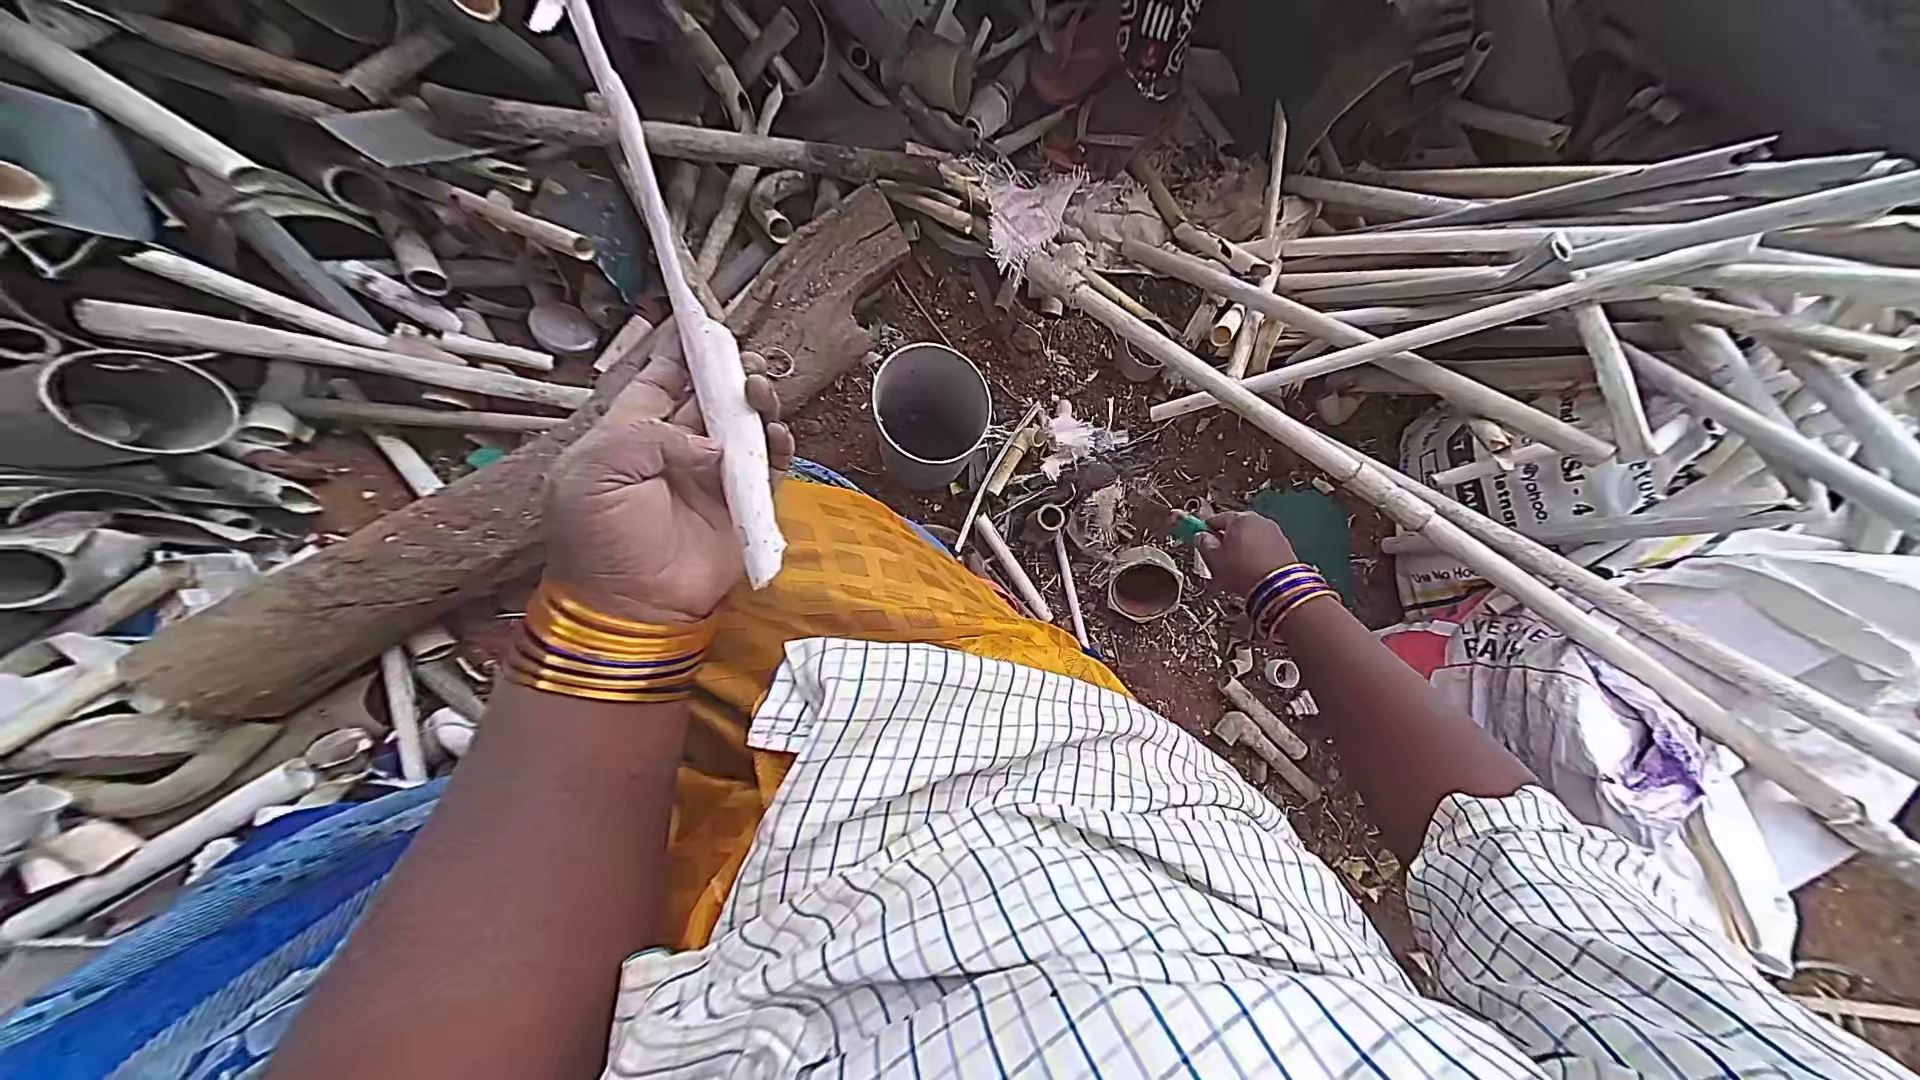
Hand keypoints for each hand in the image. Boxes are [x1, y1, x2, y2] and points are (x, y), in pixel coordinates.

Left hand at [544, 353, 793, 624]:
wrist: (636, 607)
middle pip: (712, 397)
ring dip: (758, 406)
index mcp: (633, 433)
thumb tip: (712, 444)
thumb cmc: (602, 541)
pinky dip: (780, 448)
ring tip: (761, 394)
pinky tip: (778, 437)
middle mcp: (678, 448)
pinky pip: (771, 467)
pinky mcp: (746, 503)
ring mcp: (715, 475)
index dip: (683, 353)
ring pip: (746, 426)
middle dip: (731, 375)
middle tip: (746, 366)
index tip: (706, 328)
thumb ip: (648, 439)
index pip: (662, 380)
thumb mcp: (595, 475)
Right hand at [1192, 511, 1298, 600]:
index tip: (1199, 538)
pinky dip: (1252, 557)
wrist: (1277, 586)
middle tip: (1214, 558)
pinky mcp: (1283, 547)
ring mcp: (1273, 533)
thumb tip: (1201, 537)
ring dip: (1238, 551)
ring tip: (1231, 570)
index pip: (1215, 519)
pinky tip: (1246, 572)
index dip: (1204, 530)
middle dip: (1223, 542)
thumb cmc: (1244, 570)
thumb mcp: (1213, 558)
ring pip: (1248, 540)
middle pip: (1233, 529)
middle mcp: (1258, 521)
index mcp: (1239, 518)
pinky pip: (1261, 549)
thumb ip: (1203, 543)